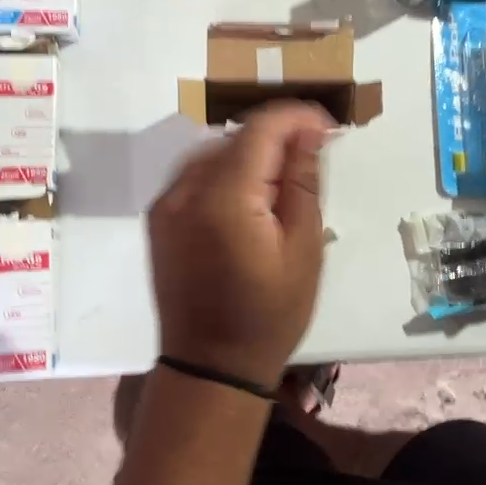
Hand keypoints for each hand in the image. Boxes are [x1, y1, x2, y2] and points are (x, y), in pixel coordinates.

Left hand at [147, 102, 334, 389]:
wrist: (208, 367)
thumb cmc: (268, 316)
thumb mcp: (303, 250)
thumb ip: (303, 182)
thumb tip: (308, 132)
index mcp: (224, 198)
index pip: (261, 128)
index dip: (297, 117)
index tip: (327, 129)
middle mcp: (185, 190)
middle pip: (235, 137)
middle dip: (276, 137)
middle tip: (311, 160)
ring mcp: (165, 204)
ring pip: (212, 152)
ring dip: (249, 153)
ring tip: (281, 182)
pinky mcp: (158, 219)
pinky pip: (193, 175)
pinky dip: (223, 173)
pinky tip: (246, 198)